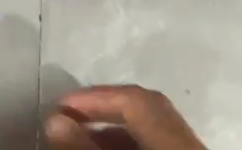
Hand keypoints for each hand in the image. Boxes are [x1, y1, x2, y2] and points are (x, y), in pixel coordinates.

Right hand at [43, 86, 205, 149]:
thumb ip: (86, 146)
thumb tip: (52, 119)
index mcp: (175, 135)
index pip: (135, 99)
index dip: (96, 96)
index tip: (62, 103)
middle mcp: (188, 137)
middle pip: (147, 107)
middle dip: (104, 106)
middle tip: (70, 114)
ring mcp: (189, 146)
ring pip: (153, 127)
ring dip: (114, 127)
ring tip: (82, 136)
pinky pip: (160, 141)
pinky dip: (131, 141)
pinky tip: (107, 148)